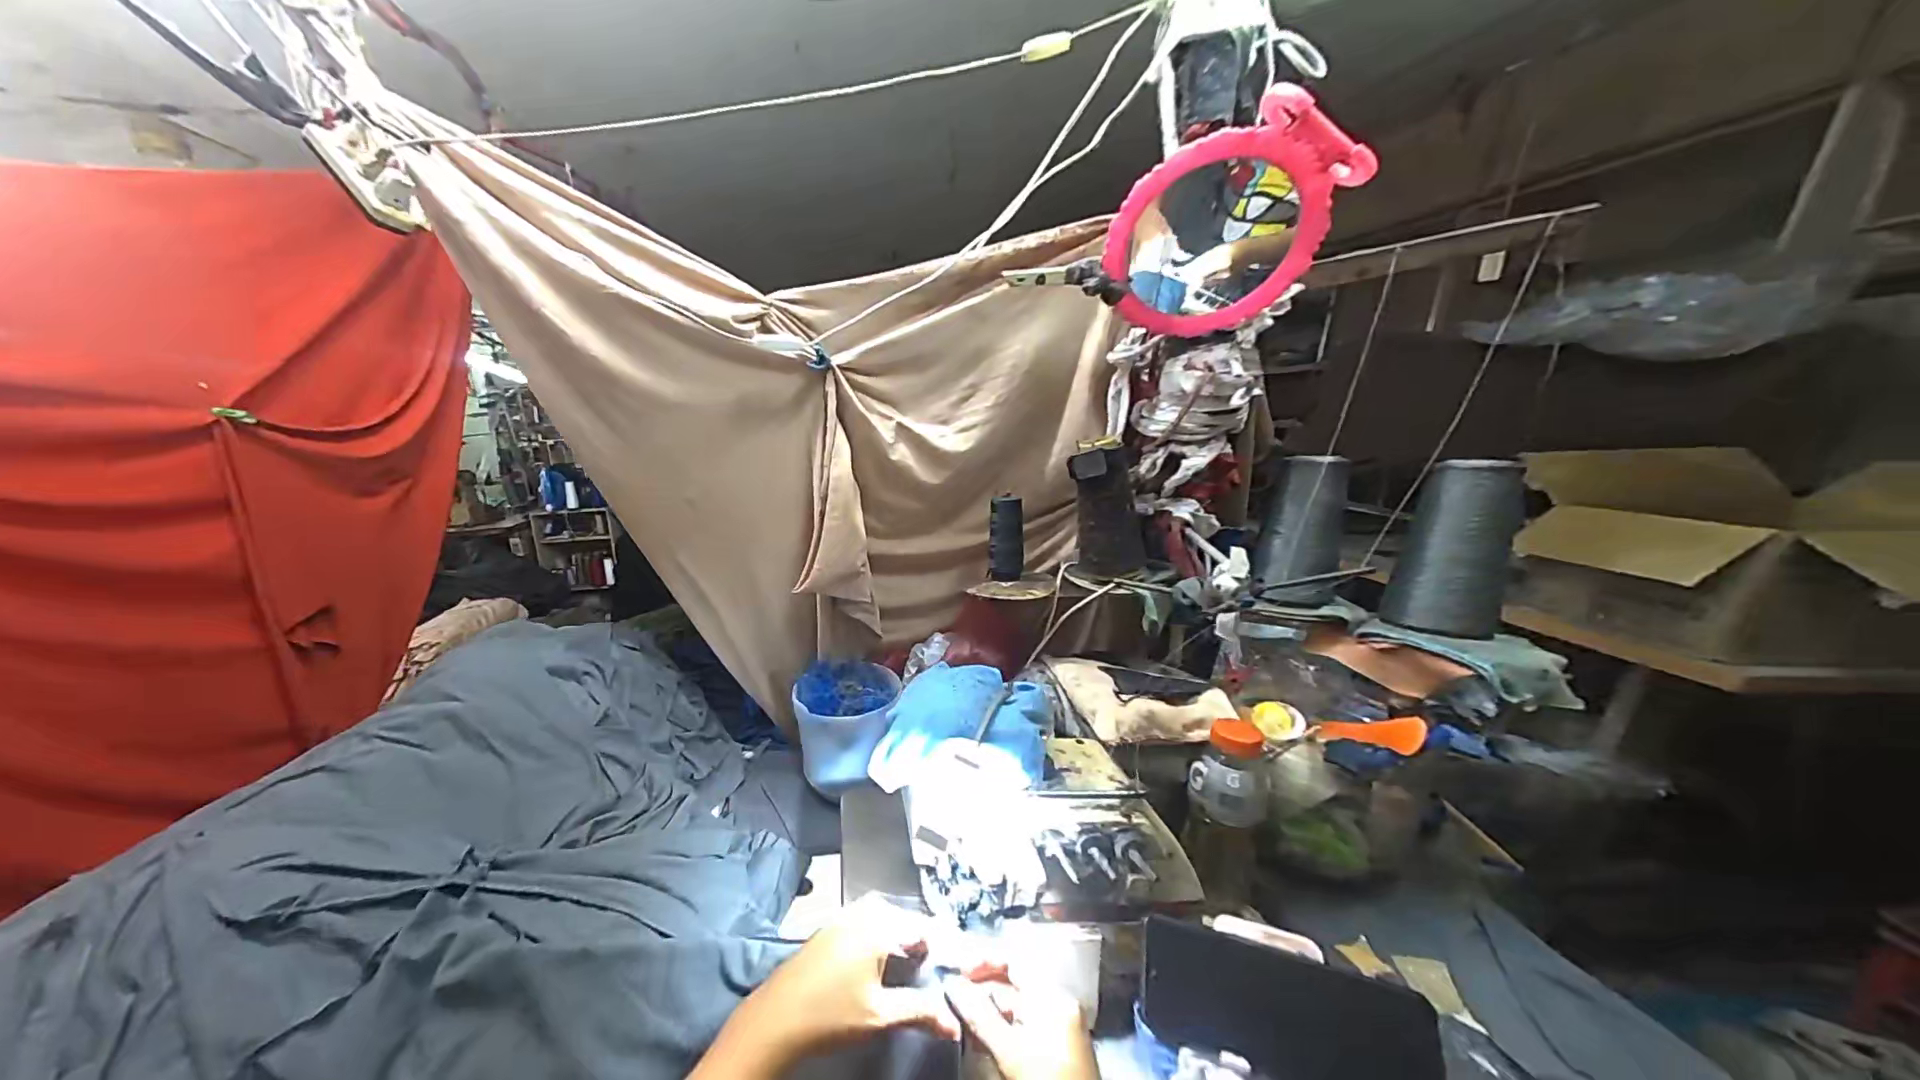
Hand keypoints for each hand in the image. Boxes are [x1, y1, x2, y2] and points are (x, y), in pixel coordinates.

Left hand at [690, 896, 960, 1078]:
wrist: (775, 1020)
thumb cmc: (830, 1015)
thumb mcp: (880, 1015)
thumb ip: (920, 1011)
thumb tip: (954, 1022)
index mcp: (878, 926)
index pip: (920, 926)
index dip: (939, 943)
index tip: (953, 960)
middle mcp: (861, 913)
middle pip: (900, 916)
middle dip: (917, 934)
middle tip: (931, 959)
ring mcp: (841, 918)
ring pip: (880, 916)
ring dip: (896, 932)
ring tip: (907, 959)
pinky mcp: (827, 930)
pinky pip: (862, 920)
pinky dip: (876, 932)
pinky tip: (876, 959)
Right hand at [947, 977, 1097, 1079]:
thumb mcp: (1008, 1051)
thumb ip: (979, 1014)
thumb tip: (952, 984)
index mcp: (1053, 996)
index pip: (1014, 962)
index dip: (983, 963)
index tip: (956, 973)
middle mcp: (1061, 1003)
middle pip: (1016, 984)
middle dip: (983, 991)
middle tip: (954, 1000)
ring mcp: (1062, 1027)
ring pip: (1019, 1008)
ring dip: (990, 1013)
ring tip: (963, 1023)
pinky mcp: (1059, 1049)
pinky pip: (1027, 1026)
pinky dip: (1005, 1030)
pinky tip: (983, 1041)